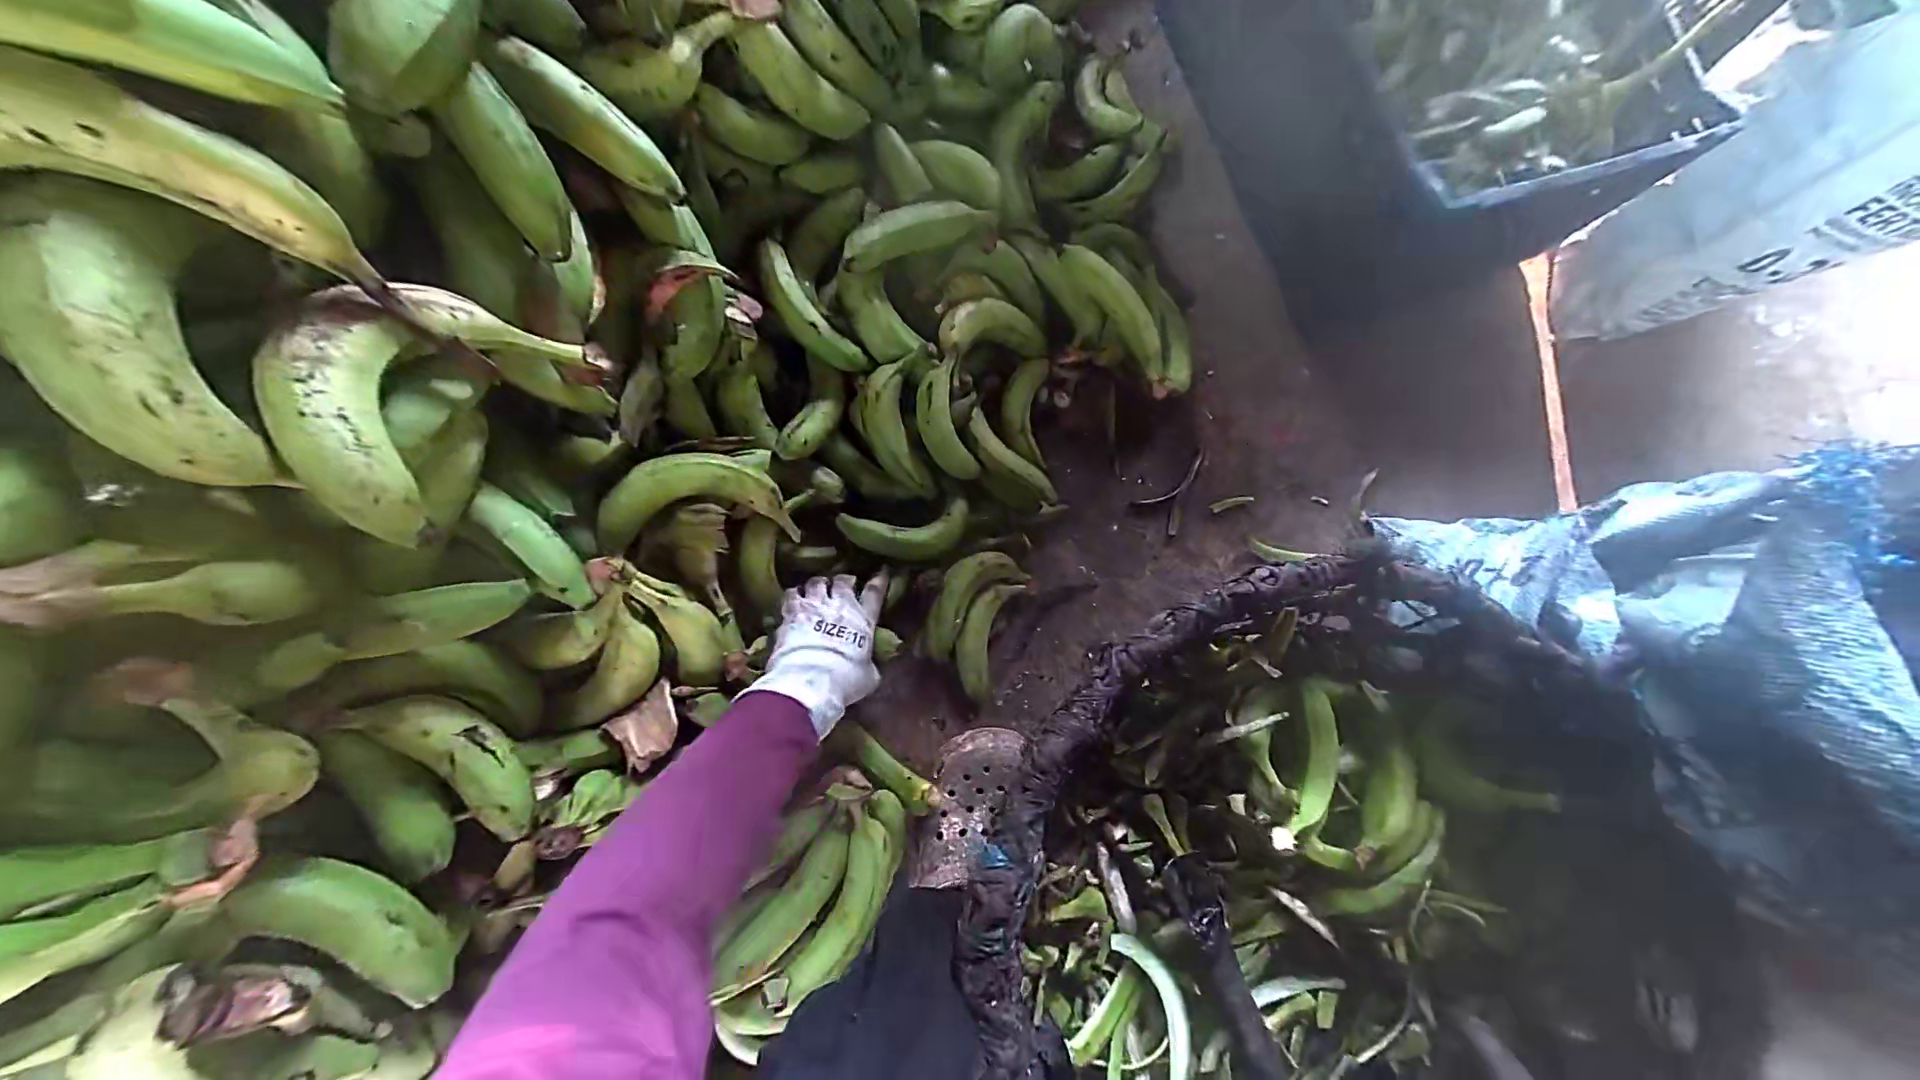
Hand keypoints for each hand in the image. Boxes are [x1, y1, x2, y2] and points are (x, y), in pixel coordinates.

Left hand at [747, 572, 887, 738]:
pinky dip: (793, 596)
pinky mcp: (789, 612)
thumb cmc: (846, 681)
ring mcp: (813, 606)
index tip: (882, 571)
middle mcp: (839, 605)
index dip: (879, 580)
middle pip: (842, 580)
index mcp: (863, 619)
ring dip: (816, 585)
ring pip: (815, 582)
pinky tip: (791, 602)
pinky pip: (791, 594)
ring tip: (813, 591)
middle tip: (839, 586)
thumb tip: (868, 667)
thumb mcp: (869, 676)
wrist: (810, 681)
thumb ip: (869, 665)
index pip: (874, 592)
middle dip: (842, 581)